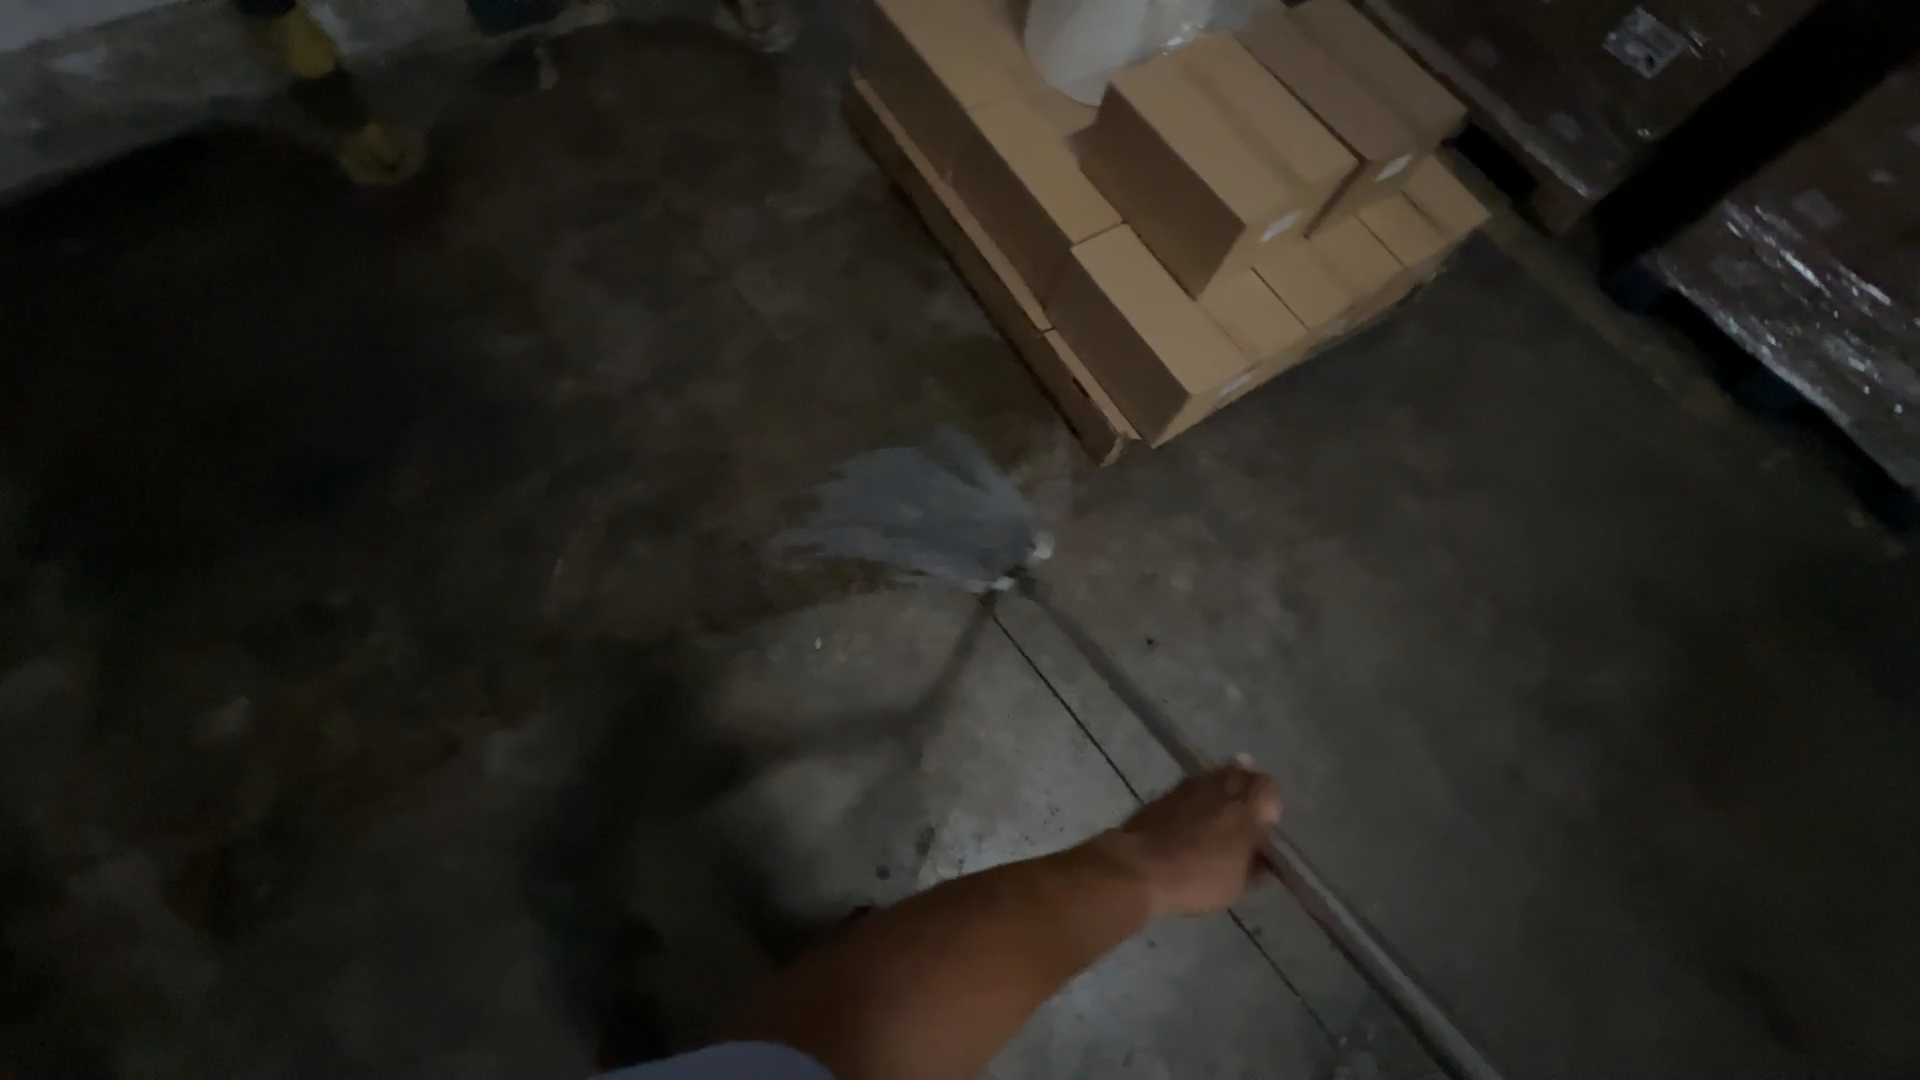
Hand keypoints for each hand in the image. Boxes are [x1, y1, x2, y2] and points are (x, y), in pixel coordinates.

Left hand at [1094, 760, 1281, 917]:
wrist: (1139, 867)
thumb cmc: (1196, 879)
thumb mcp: (1237, 886)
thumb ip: (1256, 868)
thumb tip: (1265, 859)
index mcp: (1244, 811)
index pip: (1268, 788)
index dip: (1270, 801)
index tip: (1267, 821)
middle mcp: (1218, 790)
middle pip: (1241, 773)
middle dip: (1247, 786)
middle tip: (1247, 807)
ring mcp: (1188, 787)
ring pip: (1214, 774)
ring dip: (1222, 785)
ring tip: (1222, 806)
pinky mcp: (1165, 793)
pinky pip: (1190, 784)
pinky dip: (1198, 793)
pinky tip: (1195, 810)